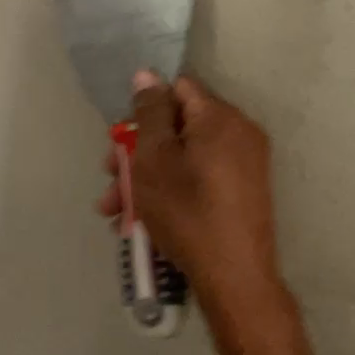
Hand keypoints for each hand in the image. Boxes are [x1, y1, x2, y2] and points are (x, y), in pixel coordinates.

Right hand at [96, 71, 281, 303]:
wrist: (234, 279)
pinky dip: (169, 192)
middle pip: (176, 127)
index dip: (144, 109)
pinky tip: (139, 221)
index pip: (176, 89)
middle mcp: (238, 134)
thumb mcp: (154, 158)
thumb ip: (149, 112)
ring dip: (146, 178)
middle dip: (137, 152)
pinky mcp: (241, 194)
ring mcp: (244, 166)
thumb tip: (147, 75)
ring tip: (115, 210)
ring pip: (182, 158)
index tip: (120, 138)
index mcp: (220, 118)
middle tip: (110, 176)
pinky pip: (197, 179)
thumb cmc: (187, 211)